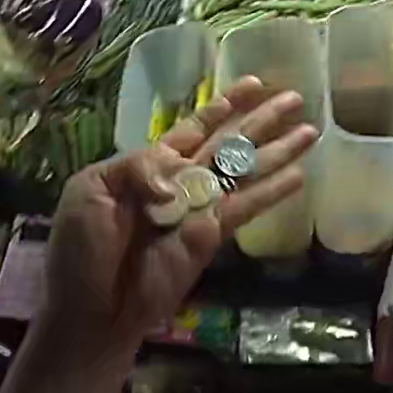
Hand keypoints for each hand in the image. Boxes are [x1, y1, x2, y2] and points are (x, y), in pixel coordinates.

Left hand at [42, 77, 316, 359]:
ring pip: (241, 173)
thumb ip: (134, 167)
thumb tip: (178, 171)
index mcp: (143, 168)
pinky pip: (243, 209)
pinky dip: (270, 192)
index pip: (189, 130)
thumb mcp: (89, 191)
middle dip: (258, 121)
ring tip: (311, 129)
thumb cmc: (81, 249)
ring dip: (275, 152)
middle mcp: (176, 184)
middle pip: (224, 145)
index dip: (220, 108)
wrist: (91, 308)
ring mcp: (196, 211)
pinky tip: (298, 175)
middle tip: (295, 98)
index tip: (251, 83)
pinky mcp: (209, 239)